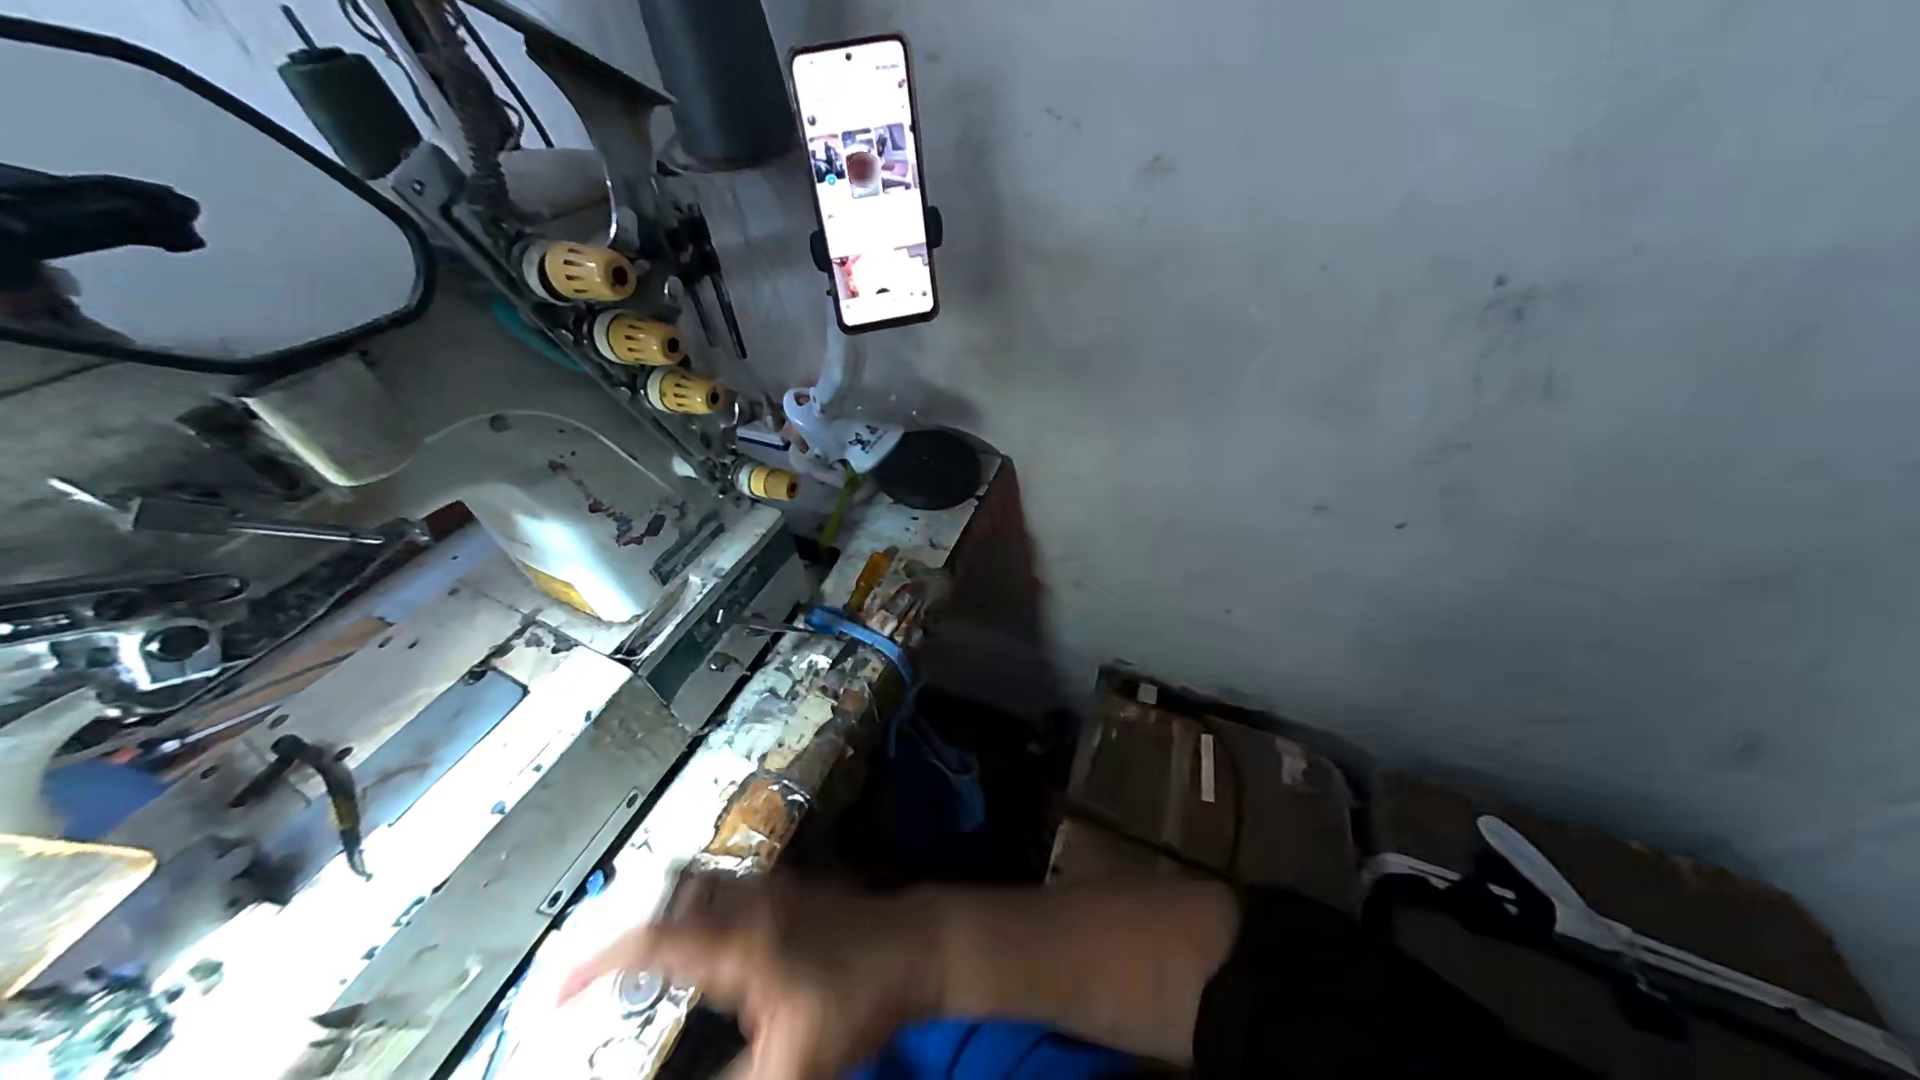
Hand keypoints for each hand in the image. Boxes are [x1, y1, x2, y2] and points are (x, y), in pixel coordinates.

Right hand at [559, 873, 938, 1079]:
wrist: (916, 946)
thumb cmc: (858, 998)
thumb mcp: (794, 1063)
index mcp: (736, 942)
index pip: (649, 942)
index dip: (595, 964)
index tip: (555, 993)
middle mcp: (747, 902)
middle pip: (667, 895)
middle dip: (626, 928)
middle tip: (599, 971)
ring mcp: (772, 887)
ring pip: (697, 885)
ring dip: (663, 914)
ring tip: (641, 960)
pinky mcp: (791, 887)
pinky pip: (727, 886)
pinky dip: (698, 906)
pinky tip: (705, 941)